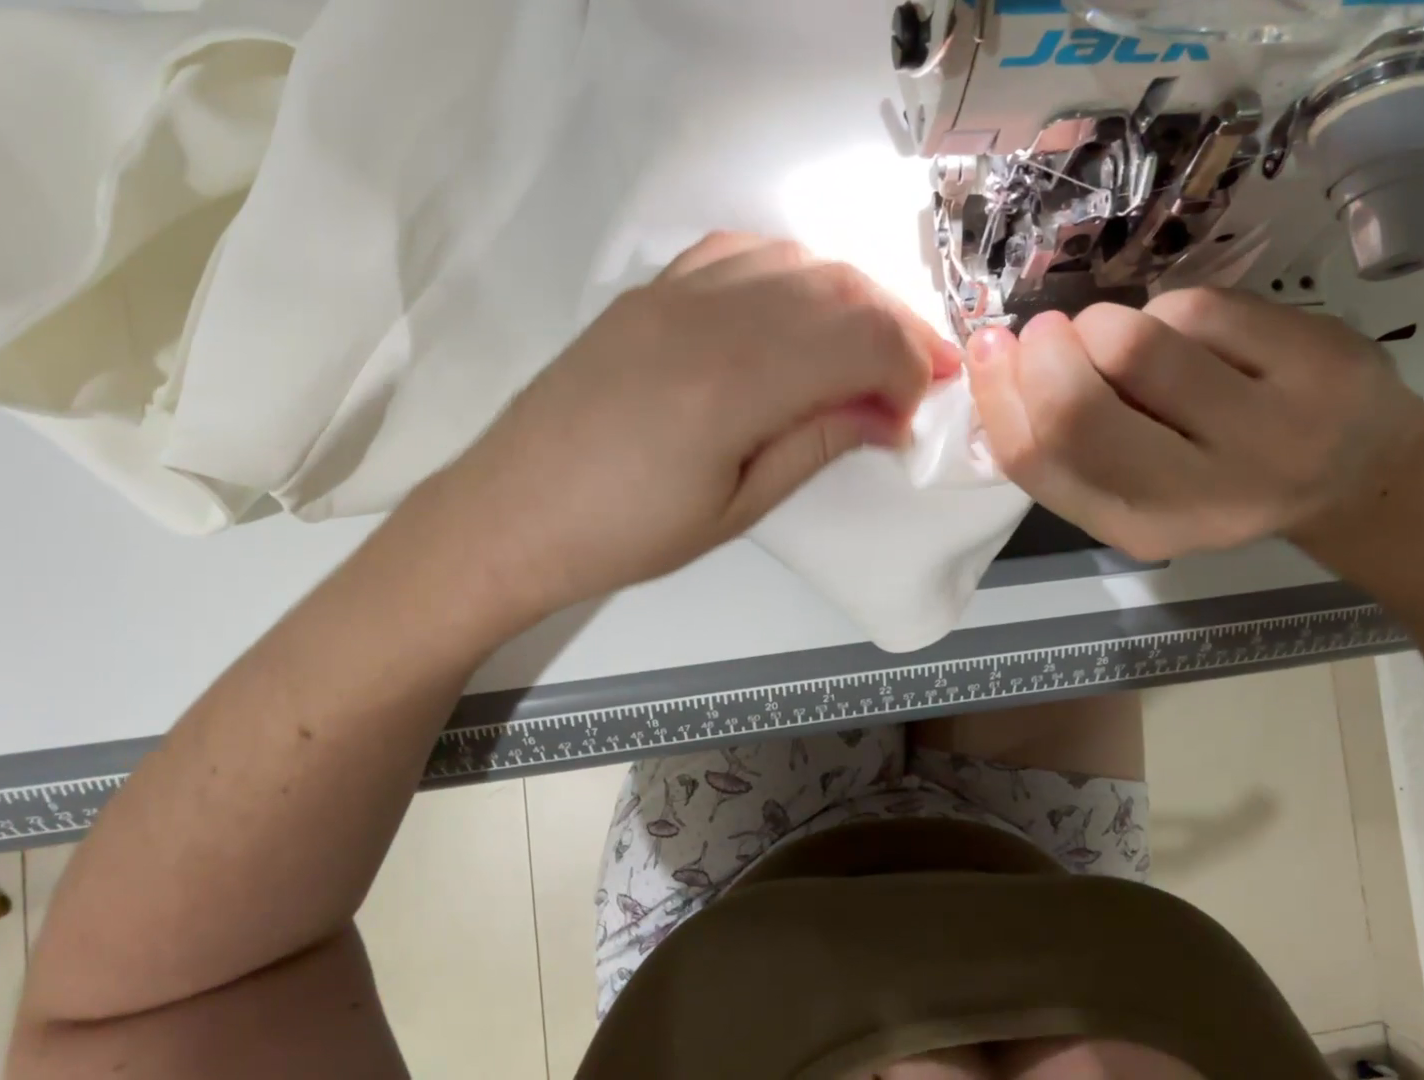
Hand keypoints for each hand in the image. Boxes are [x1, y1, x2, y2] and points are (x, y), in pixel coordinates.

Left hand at [426, 231, 959, 622]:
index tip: (913, 412)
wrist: (509, 515)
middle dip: (895, 327)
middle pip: (839, 287)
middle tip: (914, 377)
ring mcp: (672, 293)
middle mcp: (709, 315)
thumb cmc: (626, 535)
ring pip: (795, 260)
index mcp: (735, 383)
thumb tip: (889, 415)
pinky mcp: (648, 292)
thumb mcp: (737, 508)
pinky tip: (797, 313)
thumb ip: (818, 445)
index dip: (909, 366)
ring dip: (849, 298)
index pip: (862, 336)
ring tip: (865, 348)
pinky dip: (789, 273)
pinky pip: (739, 253)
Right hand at [965, 288, 1423, 561]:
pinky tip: (1198, 337)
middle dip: (1045, 353)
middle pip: (1078, 409)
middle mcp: (1204, 495)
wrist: (1359, 476)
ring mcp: (1271, 430)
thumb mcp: (1137, 493)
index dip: (998, 395)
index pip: (1039, 460)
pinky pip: (1198, 308)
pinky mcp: (1319, 364)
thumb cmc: (1223, 481)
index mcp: (1142, 528)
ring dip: (1108, 325)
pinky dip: (1174, 310)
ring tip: (1131, 342)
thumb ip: (1069, 451)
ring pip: (1135, 343)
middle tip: (1051, 335)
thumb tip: (999, 363)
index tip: (992, 349)